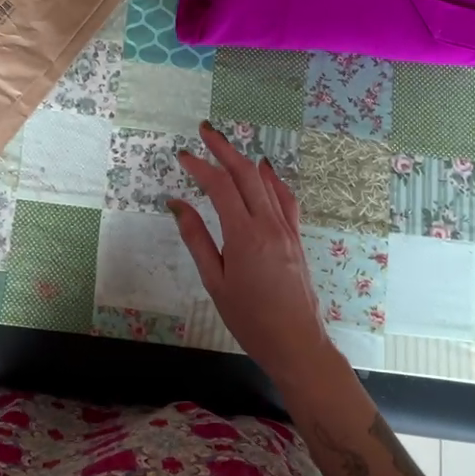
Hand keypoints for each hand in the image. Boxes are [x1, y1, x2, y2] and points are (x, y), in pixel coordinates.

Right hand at [169, 122, 333, 384]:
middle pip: (246, 173)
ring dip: (244, 160)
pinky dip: (271, 179)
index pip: (220, 187)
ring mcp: (287, 229)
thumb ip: (196, 239)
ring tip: (225, 146)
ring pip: (266, 182)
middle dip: (224, 148)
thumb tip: (177, 204)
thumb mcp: (215, 281)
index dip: (200, 166)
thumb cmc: (249, 319)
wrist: (297, 344)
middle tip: (204, 131)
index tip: (183, 156)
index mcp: (245, 236)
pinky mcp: (296, 237)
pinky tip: (264, 171)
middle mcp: (269, 225)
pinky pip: (284, 198)